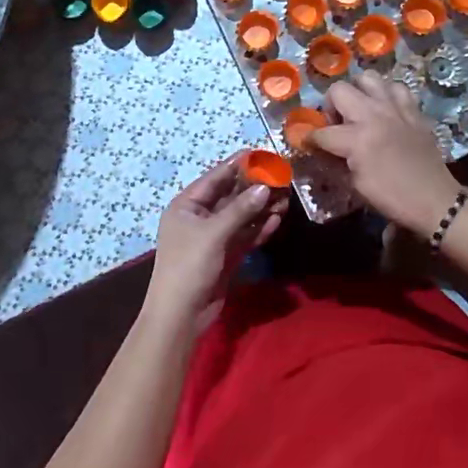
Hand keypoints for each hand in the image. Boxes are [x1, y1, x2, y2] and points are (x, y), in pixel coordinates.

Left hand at [144, 158, 285, 330]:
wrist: (181, 314)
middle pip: (230, 196)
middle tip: (280, 176)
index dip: (236, 165)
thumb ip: (240, 210)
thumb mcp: (213, 234)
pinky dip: (259, 228)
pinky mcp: (225, 256)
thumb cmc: (189, 266)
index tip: (259, 153)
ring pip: (240, 217)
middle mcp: (199, 217)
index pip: (214, 178)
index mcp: (186, 205)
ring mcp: (213, 238)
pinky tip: (277, 219)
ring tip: (286, 196)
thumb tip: (264, 187)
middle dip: (254, 187)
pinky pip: (244, 236)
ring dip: (260, 208)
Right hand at [311, 70, 462, 233]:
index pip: (321, 132)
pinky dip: (387, 94)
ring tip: (360, 109)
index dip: (309, 139)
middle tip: (336, 122)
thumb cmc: (392, 197)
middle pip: (338, 90)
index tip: (306, 143)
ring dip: (358, 91)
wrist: (436, 201)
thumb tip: (320, 149)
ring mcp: (395, 109)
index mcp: (356, 139)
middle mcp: (373, 115)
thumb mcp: (355, 184)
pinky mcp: (413, 110)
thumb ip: (335, 160)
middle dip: (330, 105)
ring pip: (367, 78)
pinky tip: (385, 109)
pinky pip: (396, 88)